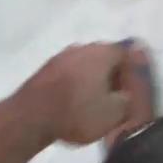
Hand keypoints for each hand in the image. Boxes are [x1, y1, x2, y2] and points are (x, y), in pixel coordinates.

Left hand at [16, 41, 146, 145]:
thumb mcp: (112, 114)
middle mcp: (85, 46)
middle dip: (111, 75)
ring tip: (92, 103)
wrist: (30, 116)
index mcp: (104, 52)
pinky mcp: (47, 68)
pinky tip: (72, 102)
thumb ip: (127, 101)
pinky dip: (74, 84)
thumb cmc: (77, 111)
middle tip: (114, 97)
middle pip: (106, 57)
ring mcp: (63, 55)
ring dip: (91, 79)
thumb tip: (127, 95)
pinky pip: (69, 73)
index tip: (131, 91)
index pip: (127, 53)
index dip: (132, 72)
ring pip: (86, 64)